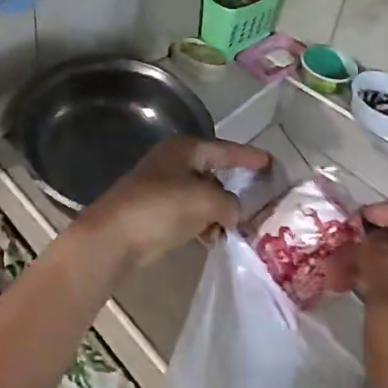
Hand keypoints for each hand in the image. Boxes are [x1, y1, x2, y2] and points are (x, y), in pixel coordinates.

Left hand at [72, 135, 255, 267]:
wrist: (116, 235)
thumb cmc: (161, 207)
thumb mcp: (207, 200)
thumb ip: (231, 204)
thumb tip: (232, 212)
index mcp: (184, 149)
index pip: (224, 149)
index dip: (248, 156)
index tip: (272, 162)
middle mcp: (173, 162)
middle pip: (214, 172)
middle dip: (235, 188)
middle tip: (263, 201)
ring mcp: (162, 186)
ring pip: (203, 196)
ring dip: (219, 211)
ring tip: (237, 228)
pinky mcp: (156, 210)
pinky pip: (190, 213)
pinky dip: (203, 223)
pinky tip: (211, 238)